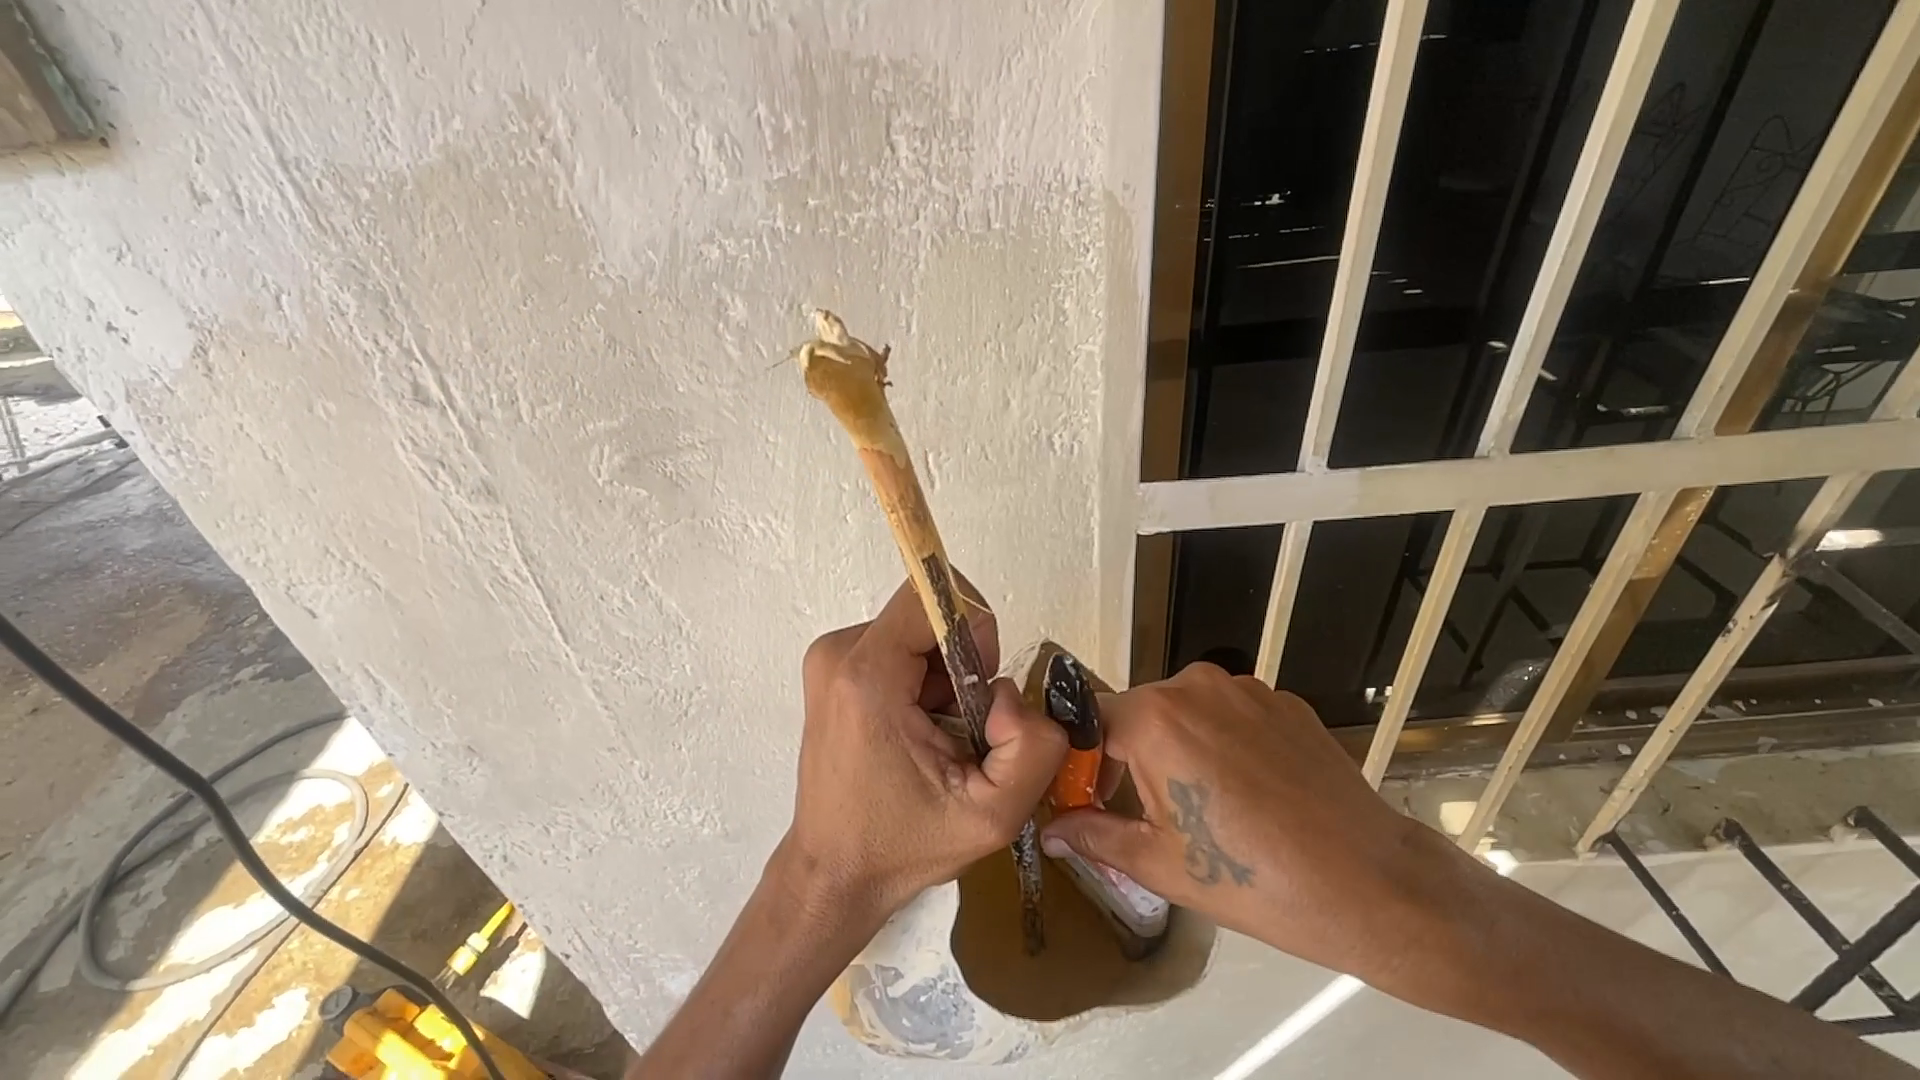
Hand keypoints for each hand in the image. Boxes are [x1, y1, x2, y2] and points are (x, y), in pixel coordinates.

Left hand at [783, 576, 1067, 921]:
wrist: (837, 871)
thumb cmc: (901, 846)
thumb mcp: (992, 816)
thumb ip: (1034, 748)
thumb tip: (1010, 695)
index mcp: (867, 676)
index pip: (933, 595)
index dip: (975, 634)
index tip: (976, 695)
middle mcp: (840, 654)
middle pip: (931, 618)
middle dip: (965, 668)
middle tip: (960, 732)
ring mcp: (832, 661)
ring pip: (921, 635)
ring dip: (947, 681)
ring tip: (939, 741)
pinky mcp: (835, 672)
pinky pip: (902, 651)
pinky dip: (924, 685)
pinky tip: (919, 736)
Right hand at [1040, 662, 1479, 991]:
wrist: (1369, 883)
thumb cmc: (1250, 878)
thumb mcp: (1158, 863)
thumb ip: (1093, 835)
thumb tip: (1050, 830)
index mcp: (1154, 717)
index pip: (1090, 723)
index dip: (1083, 764)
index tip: (1088, 801)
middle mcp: (1195, 685)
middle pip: (1139, 713)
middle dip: (1130, 755)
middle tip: (1146, 812)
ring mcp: (1248, 690)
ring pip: (1187, 711)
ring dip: (1179, 746)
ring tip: (1203, 805)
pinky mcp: (1287, 703)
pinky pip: (1232, 714)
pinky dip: (1224, 743)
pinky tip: (1247, 793)